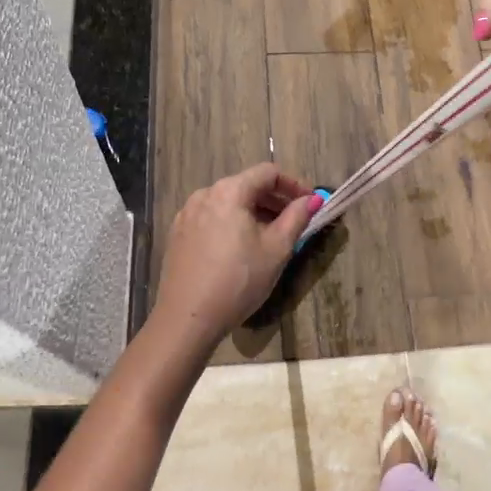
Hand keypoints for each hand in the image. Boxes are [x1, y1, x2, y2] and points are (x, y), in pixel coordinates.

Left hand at [151, 164, 323, 345]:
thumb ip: (297, 218)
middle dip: (274, 199)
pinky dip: (231, 223)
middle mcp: (204, 194)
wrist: (187, 318)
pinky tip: (240, 248)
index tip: (310, 203)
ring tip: (270, 236)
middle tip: (294, 221)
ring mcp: (186, 214)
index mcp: (229, 191)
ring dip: (253, 212)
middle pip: (246, 185)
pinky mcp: (178, 234)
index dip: (294, 184)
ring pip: (228, 202)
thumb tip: (312, 200)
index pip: (268, 172)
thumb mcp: (276, 249)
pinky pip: (212, 218)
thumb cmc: (238, 281)